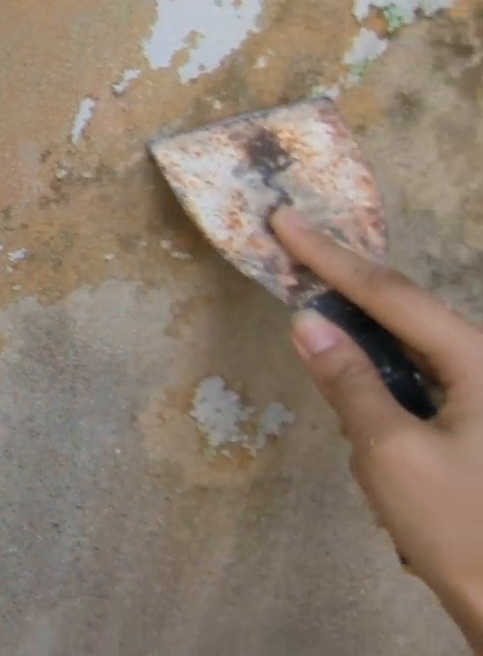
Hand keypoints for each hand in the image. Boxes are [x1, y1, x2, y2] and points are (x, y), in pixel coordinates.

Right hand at [273, 209, 482, 644]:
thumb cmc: (463, 528)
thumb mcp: (390, 450)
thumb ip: (349, 380)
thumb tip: (309, 321)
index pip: (396, 299)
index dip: (334, 257)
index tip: (286, 221)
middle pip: (421, 312)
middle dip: (356, 278)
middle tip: (300, 243)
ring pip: (429, 340)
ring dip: (371, 314)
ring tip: (320, 286)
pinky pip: (436, 369)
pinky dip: (390, 349)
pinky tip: (360, 350)